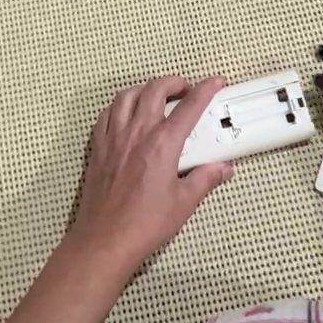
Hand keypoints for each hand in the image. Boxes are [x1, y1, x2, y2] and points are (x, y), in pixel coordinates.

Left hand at [69, 76, 232, 268]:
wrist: (105, 241)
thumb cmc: (145, 224)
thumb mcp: (184, 203)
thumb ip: (206, 179)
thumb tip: (224, 167)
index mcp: (162, 143)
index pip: (189, 106)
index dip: (205, 89)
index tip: (215, 82)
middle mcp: (137, 132)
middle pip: (155, 89)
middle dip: (174, 82)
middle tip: (186, 90)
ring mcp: (114, 136)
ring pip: (128, 95)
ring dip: (145, 88)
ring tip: (157, 96)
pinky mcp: (98, 146)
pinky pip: (107, 113)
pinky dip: (121, 105)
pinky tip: (128, 114)